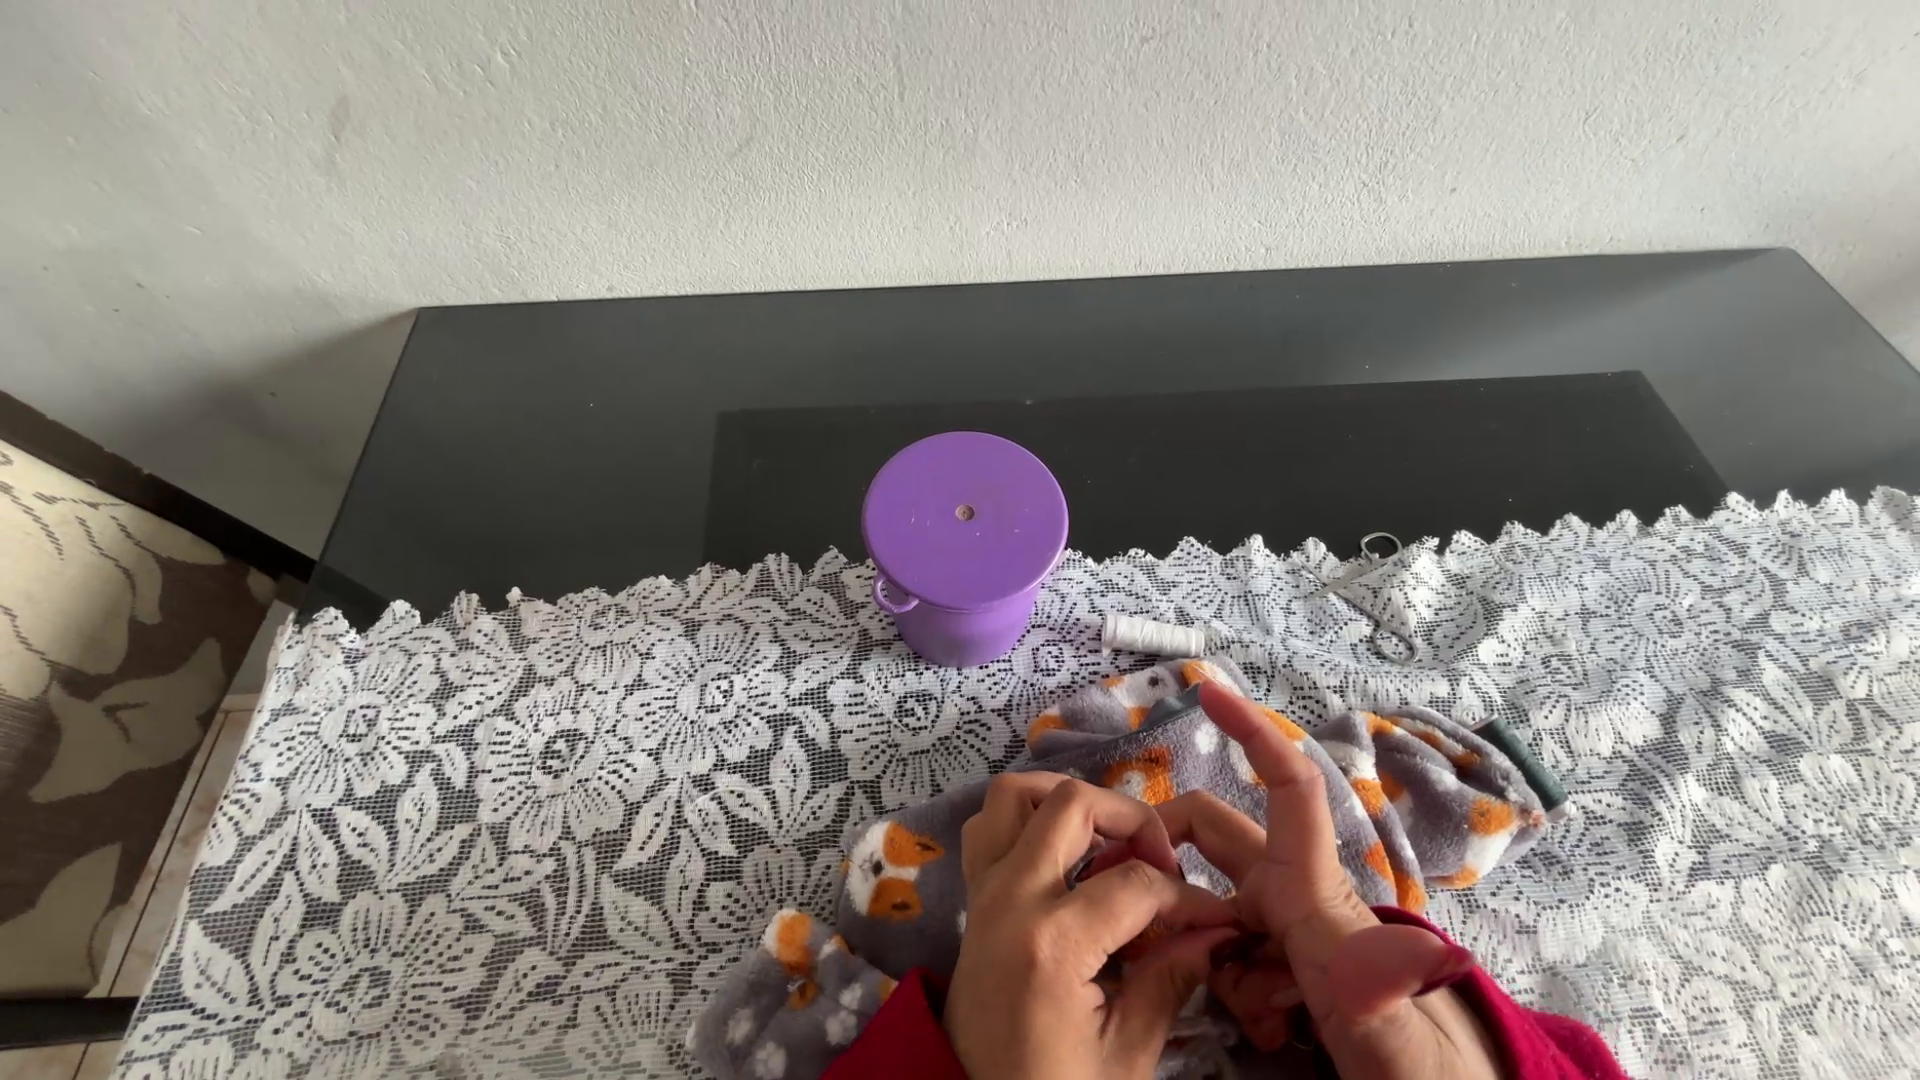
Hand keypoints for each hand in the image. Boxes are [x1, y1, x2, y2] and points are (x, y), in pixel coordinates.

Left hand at [944, 772, 1239, 1079]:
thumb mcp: (1126, 1051)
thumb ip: (1170, 978)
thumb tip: (1215, 929)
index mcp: (1052, 940)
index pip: (1135, 883)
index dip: (1187, 897)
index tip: (1215, 918)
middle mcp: (1011, 894)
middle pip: (1072, 804)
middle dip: (1130, 817)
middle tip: (1159, 860)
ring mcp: (984, 887)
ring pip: (1016, 794)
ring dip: (1067, 799)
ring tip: (1108, 837)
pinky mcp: (973, 892)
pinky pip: (988, 823)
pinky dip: (1025, 816)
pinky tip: (1061, 849)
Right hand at [1155, 682, 1506, 1079]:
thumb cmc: (1421, 1064)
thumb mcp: (1392, 1027)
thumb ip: (1366, 983)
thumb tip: (1369, 950)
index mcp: (1312, 891)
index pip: (1289, 790)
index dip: (1252, 732)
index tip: (1208, 692)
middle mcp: (1287, 898)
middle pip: (1211, 837)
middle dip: (1167, 854)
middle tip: (1128, 895)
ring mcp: (1274, 933)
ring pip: (1198, 904)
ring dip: (1196, 947)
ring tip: (1258, 1019)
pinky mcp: (1266, 969)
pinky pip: (1211, 953)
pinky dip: (1216, 984)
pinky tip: (1266, 1031)